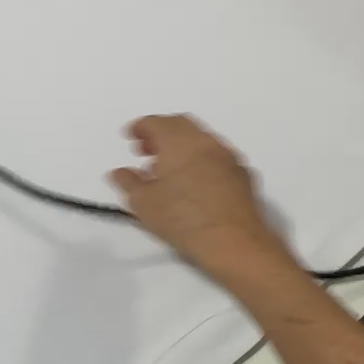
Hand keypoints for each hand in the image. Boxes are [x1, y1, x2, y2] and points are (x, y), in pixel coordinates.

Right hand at [108, 115, 293, 279]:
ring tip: (167, 170)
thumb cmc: (181, 218)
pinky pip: (216, 157)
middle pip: (181, 124)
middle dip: (161, 133)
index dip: (139, 126)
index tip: (129, 137)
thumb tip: (120, 172)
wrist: (234, 241)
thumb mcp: (142, 203)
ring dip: (181, 147)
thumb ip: (128, 182)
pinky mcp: (243, 175)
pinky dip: (199, 160)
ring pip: (201, 140)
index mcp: (179, 142)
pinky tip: (192, 183)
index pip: (157, 122)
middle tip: (146, 150)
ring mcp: (229, 157)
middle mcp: (206, 142)